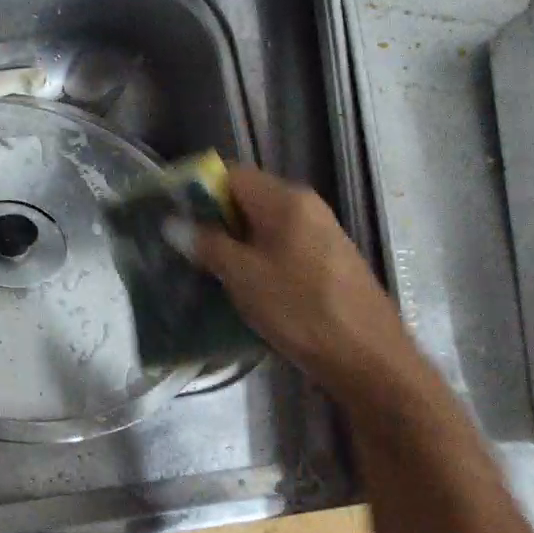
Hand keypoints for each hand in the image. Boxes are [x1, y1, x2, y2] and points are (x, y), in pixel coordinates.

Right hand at [178, 166, 424, 395]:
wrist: (367, 357)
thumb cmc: (301, 310)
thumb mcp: (244, 277)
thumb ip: (207, 246)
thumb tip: (172, 224)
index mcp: (286, 201)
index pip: (230, 175)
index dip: (195, 188)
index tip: (166, 210)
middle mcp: (305, 208)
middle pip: (245, 198)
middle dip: (208, 218)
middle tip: (174, 242)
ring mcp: (317, 234)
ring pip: (259, 225)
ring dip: (227, 241)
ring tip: (195, 265)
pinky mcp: (321, 261)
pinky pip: (274, 246)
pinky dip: (249, 256)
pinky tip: (232, 282)